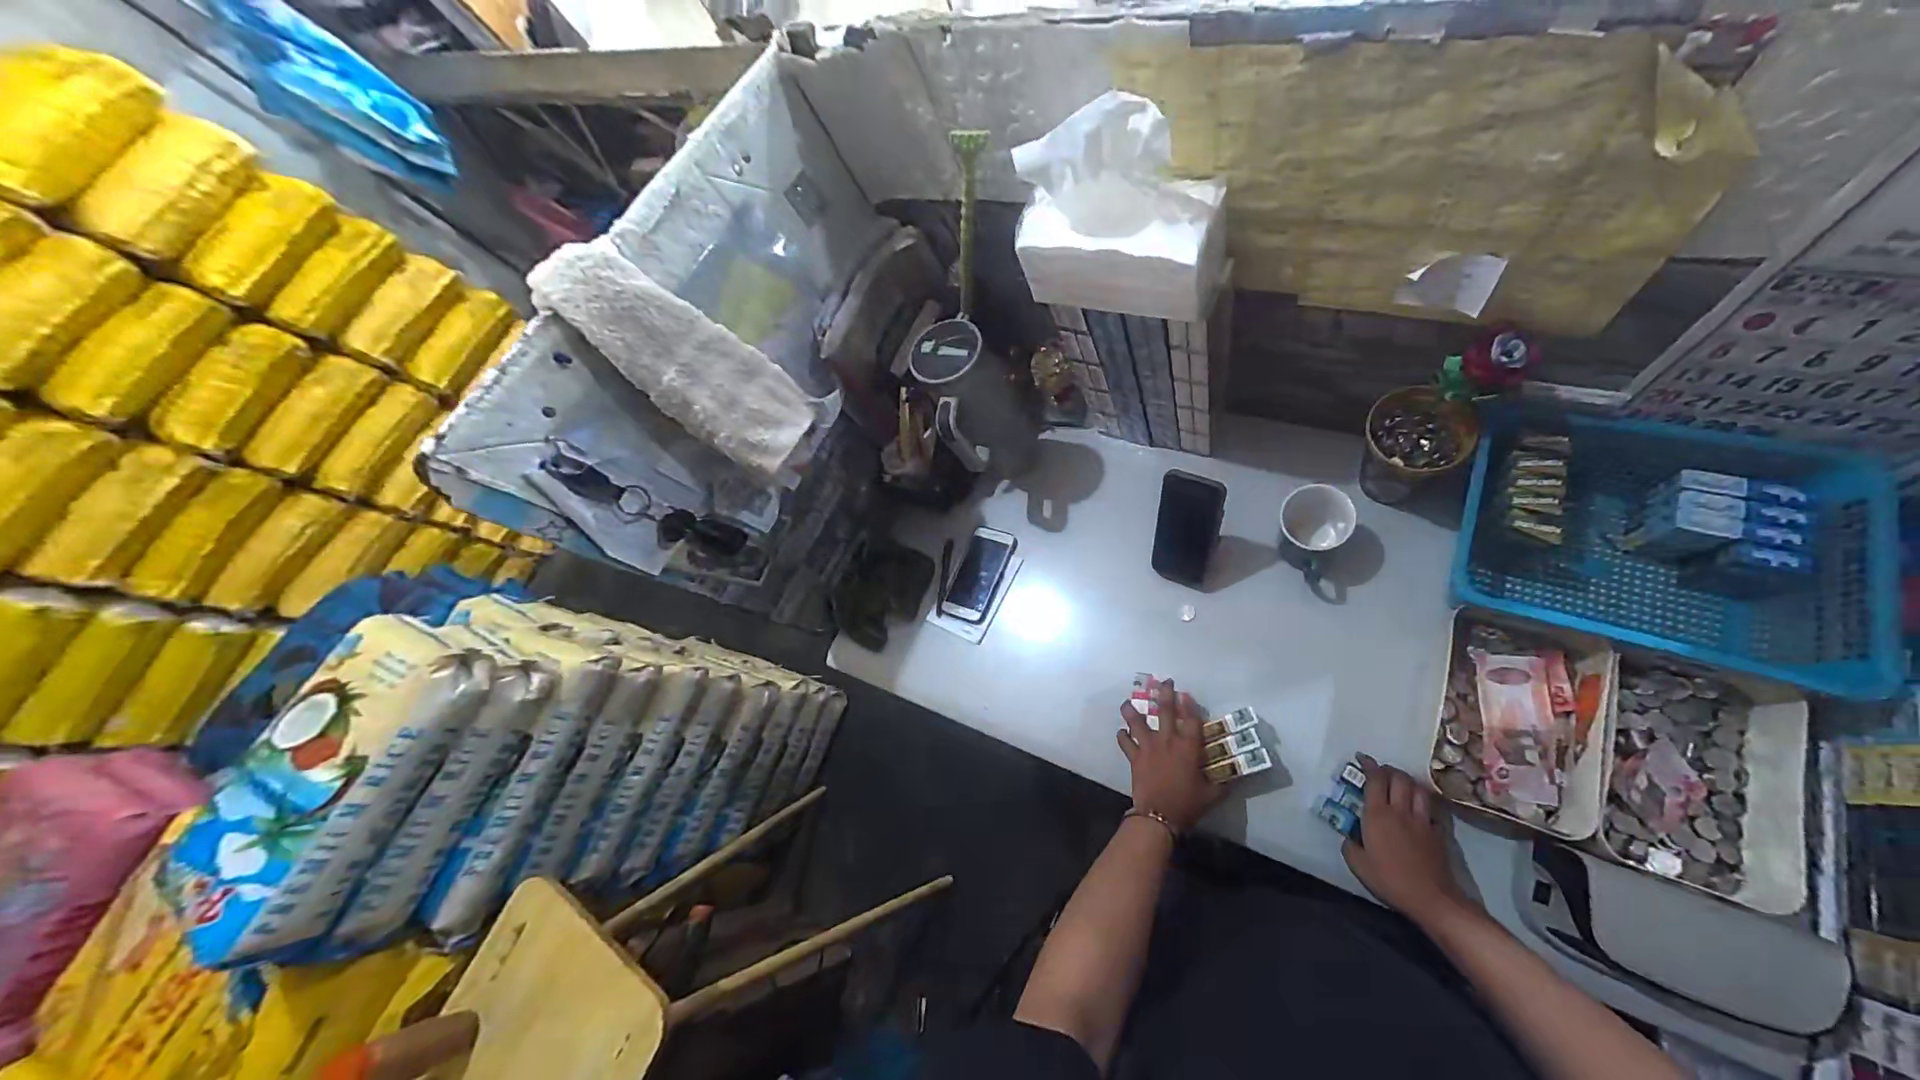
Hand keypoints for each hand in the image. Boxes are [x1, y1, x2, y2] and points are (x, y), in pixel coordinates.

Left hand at [1117, 679, 1223, 830]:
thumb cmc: (1188, 803)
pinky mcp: (1134, 757)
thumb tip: (1234, 775)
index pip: (1192, 719)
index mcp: (1188, 747)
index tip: (1186, 693)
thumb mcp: (1212, 794)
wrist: (1158, 816)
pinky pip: (1125, 743)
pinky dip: (1122, 736)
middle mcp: (1167, 741)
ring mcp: (1148, 747)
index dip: (1190, 705)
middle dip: (1164, 693)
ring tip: (1128, 703)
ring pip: (1137, 721)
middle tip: (1163, 682)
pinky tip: (1122, 732)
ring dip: (1132, 710)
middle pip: (1165, 711)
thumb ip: (1223, 782)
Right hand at [1341, 754, 1477, 928]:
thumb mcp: (1358, 864)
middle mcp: (1400, 811)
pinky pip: (1430, 809)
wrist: (1432, 898)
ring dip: (1408, 782)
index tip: (1362, 759)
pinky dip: (1422, 803)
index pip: (1375, 780)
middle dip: (1389, 770)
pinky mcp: (1437, 832)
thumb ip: (1350, 844)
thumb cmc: (1390, 880)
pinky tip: (1418, 809)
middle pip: (1399, 778)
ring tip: (1400, 785)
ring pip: (1418, 789)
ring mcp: (1422, 821)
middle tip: (1380, 772)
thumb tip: (1350, 836)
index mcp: (1377, 815)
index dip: (1369, 765)